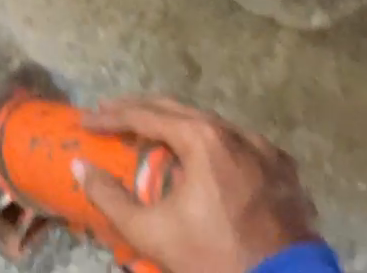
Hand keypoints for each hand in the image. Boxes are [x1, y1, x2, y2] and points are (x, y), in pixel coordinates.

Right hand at [77, 97, 318, 272]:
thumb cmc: (217, 259)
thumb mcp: (151, 232)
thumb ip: (108, 196)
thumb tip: (80, 166)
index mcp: (202, 139)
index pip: (143, 116)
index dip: (109, 117)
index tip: (86, 122)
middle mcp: (234, 133)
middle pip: (175, 108)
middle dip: (137, 110)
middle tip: (108, 114)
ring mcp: (266, 151)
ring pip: (208, 122)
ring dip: (174, 123)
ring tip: (150, 132)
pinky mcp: (286, 173)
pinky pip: (239, 143)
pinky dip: (211, 142)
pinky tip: (202, 155)